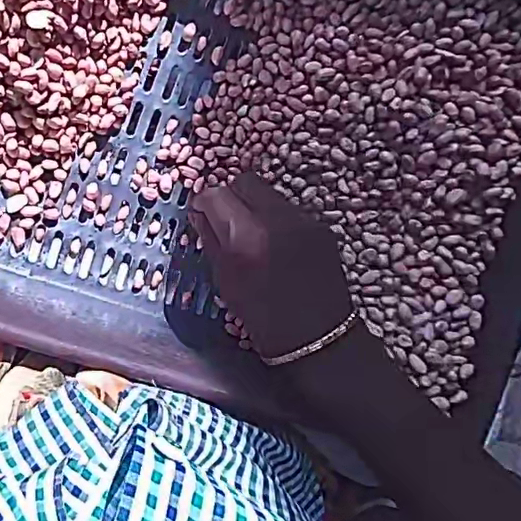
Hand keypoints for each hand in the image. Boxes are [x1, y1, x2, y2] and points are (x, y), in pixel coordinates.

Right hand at [190, 174, 352, 360]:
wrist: (317, 338)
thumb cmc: (262, 316)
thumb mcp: (226, 280)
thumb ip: (211, 239)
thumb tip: (199, 212)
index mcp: (247, 236)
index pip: (216, 194)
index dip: (204, 203)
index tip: (201, 214)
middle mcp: (277, 218)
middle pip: (244, 181)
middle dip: (229, 196)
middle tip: (224, 220)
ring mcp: (303, 219)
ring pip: (267, 192)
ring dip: (253, 206)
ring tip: (251, 235)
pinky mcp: (320, 225)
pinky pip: (287, 209)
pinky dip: (274, 219)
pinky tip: (274, 244)